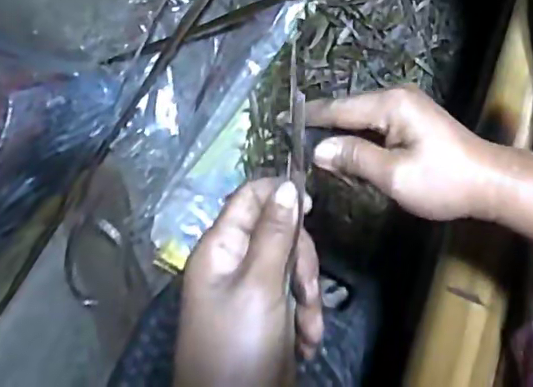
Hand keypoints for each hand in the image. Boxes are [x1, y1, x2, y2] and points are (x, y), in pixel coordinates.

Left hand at [174, 178, 324, 386]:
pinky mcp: (264, 317)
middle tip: (307, 288)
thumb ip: (275, 233)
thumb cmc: (238, 348)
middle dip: (302, 258)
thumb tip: (288, 184)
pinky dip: (304, 316)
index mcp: (221, 248)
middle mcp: (233, 264)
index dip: (280, 193)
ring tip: (309, 328)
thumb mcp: (259, 286)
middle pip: (278, 231)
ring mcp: (249, 292)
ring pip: (291, 264)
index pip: (250, 197)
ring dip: (307, 293)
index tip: (311, 205)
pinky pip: (292, 297)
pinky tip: (307, 341)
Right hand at [306, 86, 509, 221]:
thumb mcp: (395, 176)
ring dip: (339, 133)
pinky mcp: (412, 119)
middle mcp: (397, 96)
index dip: (310, 115)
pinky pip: (375, 124)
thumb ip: (355, 159)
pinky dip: (357, 137)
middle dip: (322, 125)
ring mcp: (406, 106)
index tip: (281, 118)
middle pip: (349, 110)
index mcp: (391, 103)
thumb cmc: (443, 180)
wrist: (489, 181)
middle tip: (290, 139)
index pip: (340, 107)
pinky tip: (343, 151)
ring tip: (308, 145)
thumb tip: (318, 149)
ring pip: (361, 118)